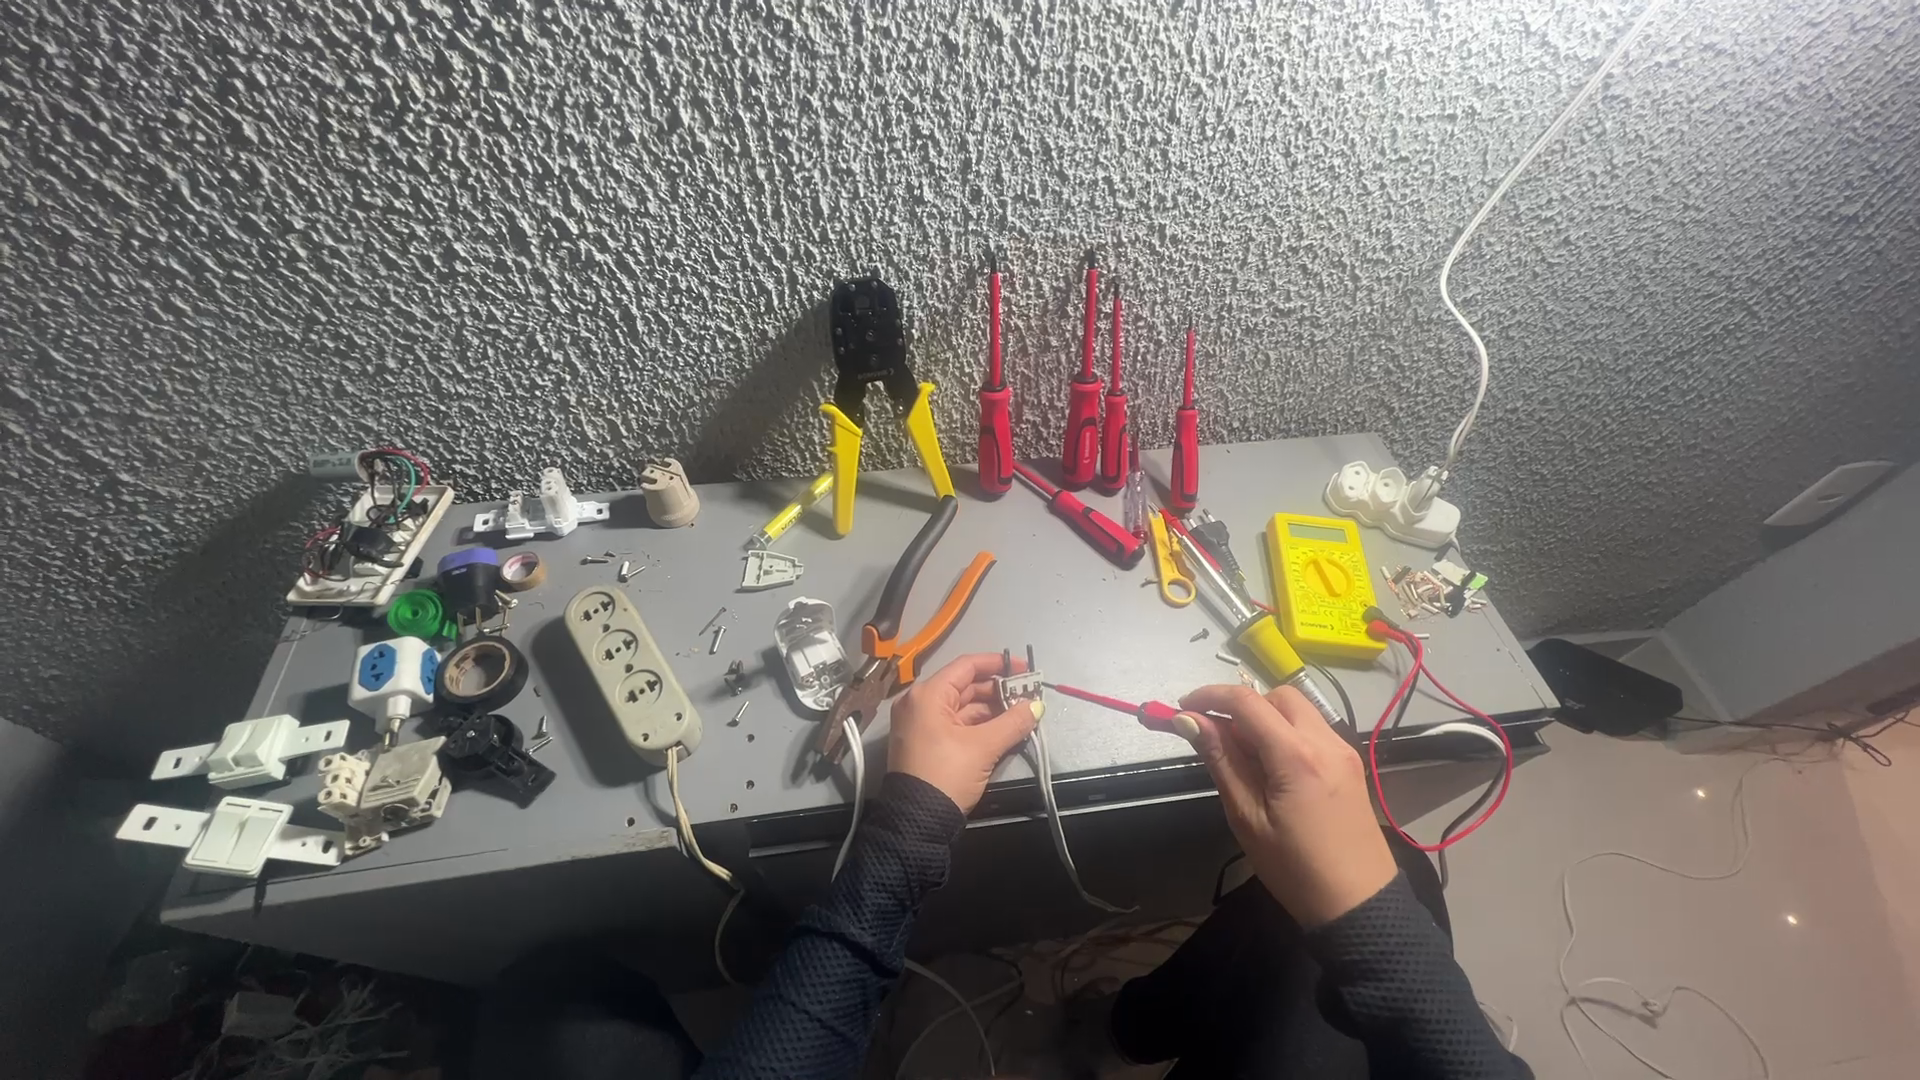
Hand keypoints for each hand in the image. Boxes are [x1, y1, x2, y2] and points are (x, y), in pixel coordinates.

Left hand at [887, 653, 1042, 813]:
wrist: (917, 823)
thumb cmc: (946, 775)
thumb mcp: (983, 747)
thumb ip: (1013, 722)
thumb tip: (1037, 705)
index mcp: (927, 695)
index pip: (966, 666)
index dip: (997, 664)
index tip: (1023, 668)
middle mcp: (920, 703)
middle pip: (965, 686)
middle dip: (998, 691)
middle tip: (1028, 696)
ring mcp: (921, 724)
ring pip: (963, 707)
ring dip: (992, 710)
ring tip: (1022, 714)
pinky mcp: (926, 742)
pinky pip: (957, 724)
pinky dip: (979, 725)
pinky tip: (1005, 729)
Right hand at [1173, 684, 1396, 925]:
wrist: (1361, 908)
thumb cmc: (1295, 869)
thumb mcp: (1246, 817)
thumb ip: (1220, 760)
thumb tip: (1189, 720)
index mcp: (1296, 756)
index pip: (1246, 702)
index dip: (1209, 697)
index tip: (1182, 709)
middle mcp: (1325, 742)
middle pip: (1276, 695)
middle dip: (1242, 705)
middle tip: (1217, 735)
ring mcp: (1343, 752)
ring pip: (1297, 709)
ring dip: (1264, 717)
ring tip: (1243, 755)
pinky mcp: (1350, 765)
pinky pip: (1312, 729)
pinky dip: (1285, 732)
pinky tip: (1271, 766)